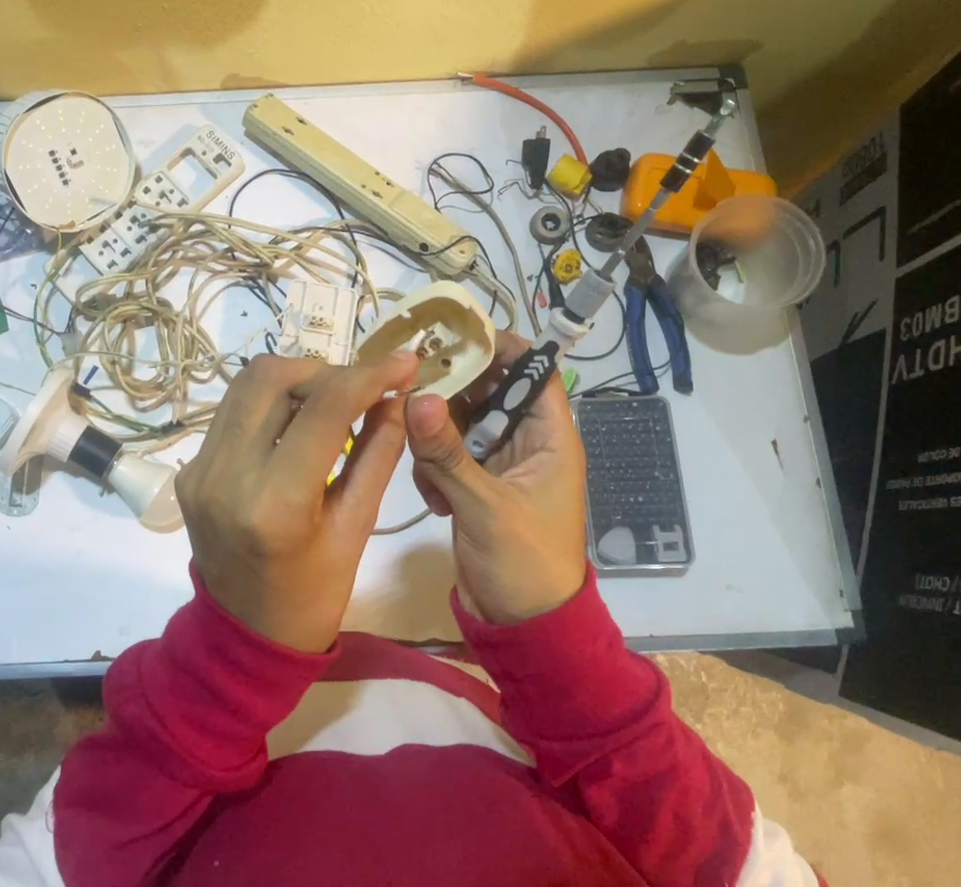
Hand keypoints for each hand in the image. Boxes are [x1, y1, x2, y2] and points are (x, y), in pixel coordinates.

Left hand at [176, 350, 418, 652]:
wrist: (244, 635)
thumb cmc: (314, 593)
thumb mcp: (357, 527)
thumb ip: (378, 452)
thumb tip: (398, 395)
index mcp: (276, 502)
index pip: (324, 409)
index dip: (369, 375)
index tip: (404, 361)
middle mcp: (227, 475)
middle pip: (271, 376)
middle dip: (324, 370)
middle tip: (359, 389)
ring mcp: (200, 470)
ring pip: (245, 386)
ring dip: (294, 380)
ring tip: (330, 402)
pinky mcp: (189, 470)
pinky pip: (232, 413)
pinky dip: (269, 406)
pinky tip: (295, 428)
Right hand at [405, 333, 589, 623]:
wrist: (522, 626)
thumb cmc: (523, 562)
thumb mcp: (485, 506)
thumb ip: (447, 453)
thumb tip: (415, 396)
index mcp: (551, 438)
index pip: (533, 371)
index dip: (500, 347)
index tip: (453, 334)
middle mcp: (527, 442)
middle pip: (489, 392)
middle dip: (452, 391)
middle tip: (409, 388)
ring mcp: (499, 464)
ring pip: (462, 423)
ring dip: (437, 436)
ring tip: (422, 463)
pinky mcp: (477, 486)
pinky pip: (450, 455)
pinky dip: (434, 467)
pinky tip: (432, 498)